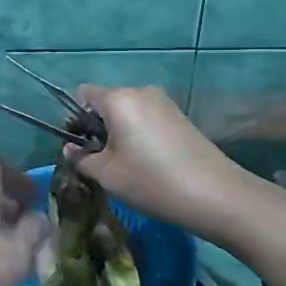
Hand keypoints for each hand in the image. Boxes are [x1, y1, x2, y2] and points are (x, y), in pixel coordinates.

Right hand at [62, 84, 262, 240]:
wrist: (215, 194)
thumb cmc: (151, 181)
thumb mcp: (107, 174)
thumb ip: (81, 158)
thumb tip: (71, 149)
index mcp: (118, 98)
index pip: (83, 93)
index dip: (74, 117)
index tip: (78, 145)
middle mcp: (141, 91)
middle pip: (107, 101)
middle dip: (97, 126)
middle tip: (99, 160)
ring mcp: (164, 103)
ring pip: (128, 112)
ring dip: (119, 132)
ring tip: (124, 166)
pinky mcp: (180, 117)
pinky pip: (147, 118)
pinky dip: (139, 135)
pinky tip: (147, 163)